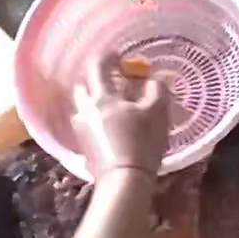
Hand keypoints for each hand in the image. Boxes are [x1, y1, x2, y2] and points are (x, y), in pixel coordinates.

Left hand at [73, 55, 171, 180]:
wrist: (124, 181)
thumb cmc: (141, 142)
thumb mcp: (157, 112)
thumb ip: (156, 90)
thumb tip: (154, 79)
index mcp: (101, 97)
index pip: (97, 66)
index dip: (108, 57)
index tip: (119, 56)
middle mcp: (85, 109)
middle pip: (83, 85)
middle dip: (96, 79)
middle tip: (113, 80)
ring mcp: (81, 129)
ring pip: (83, 106)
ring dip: (95, 100)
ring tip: (113, 104)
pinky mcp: (83, 146)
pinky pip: (87, 123)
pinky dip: (96, 118)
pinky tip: (110, 125)